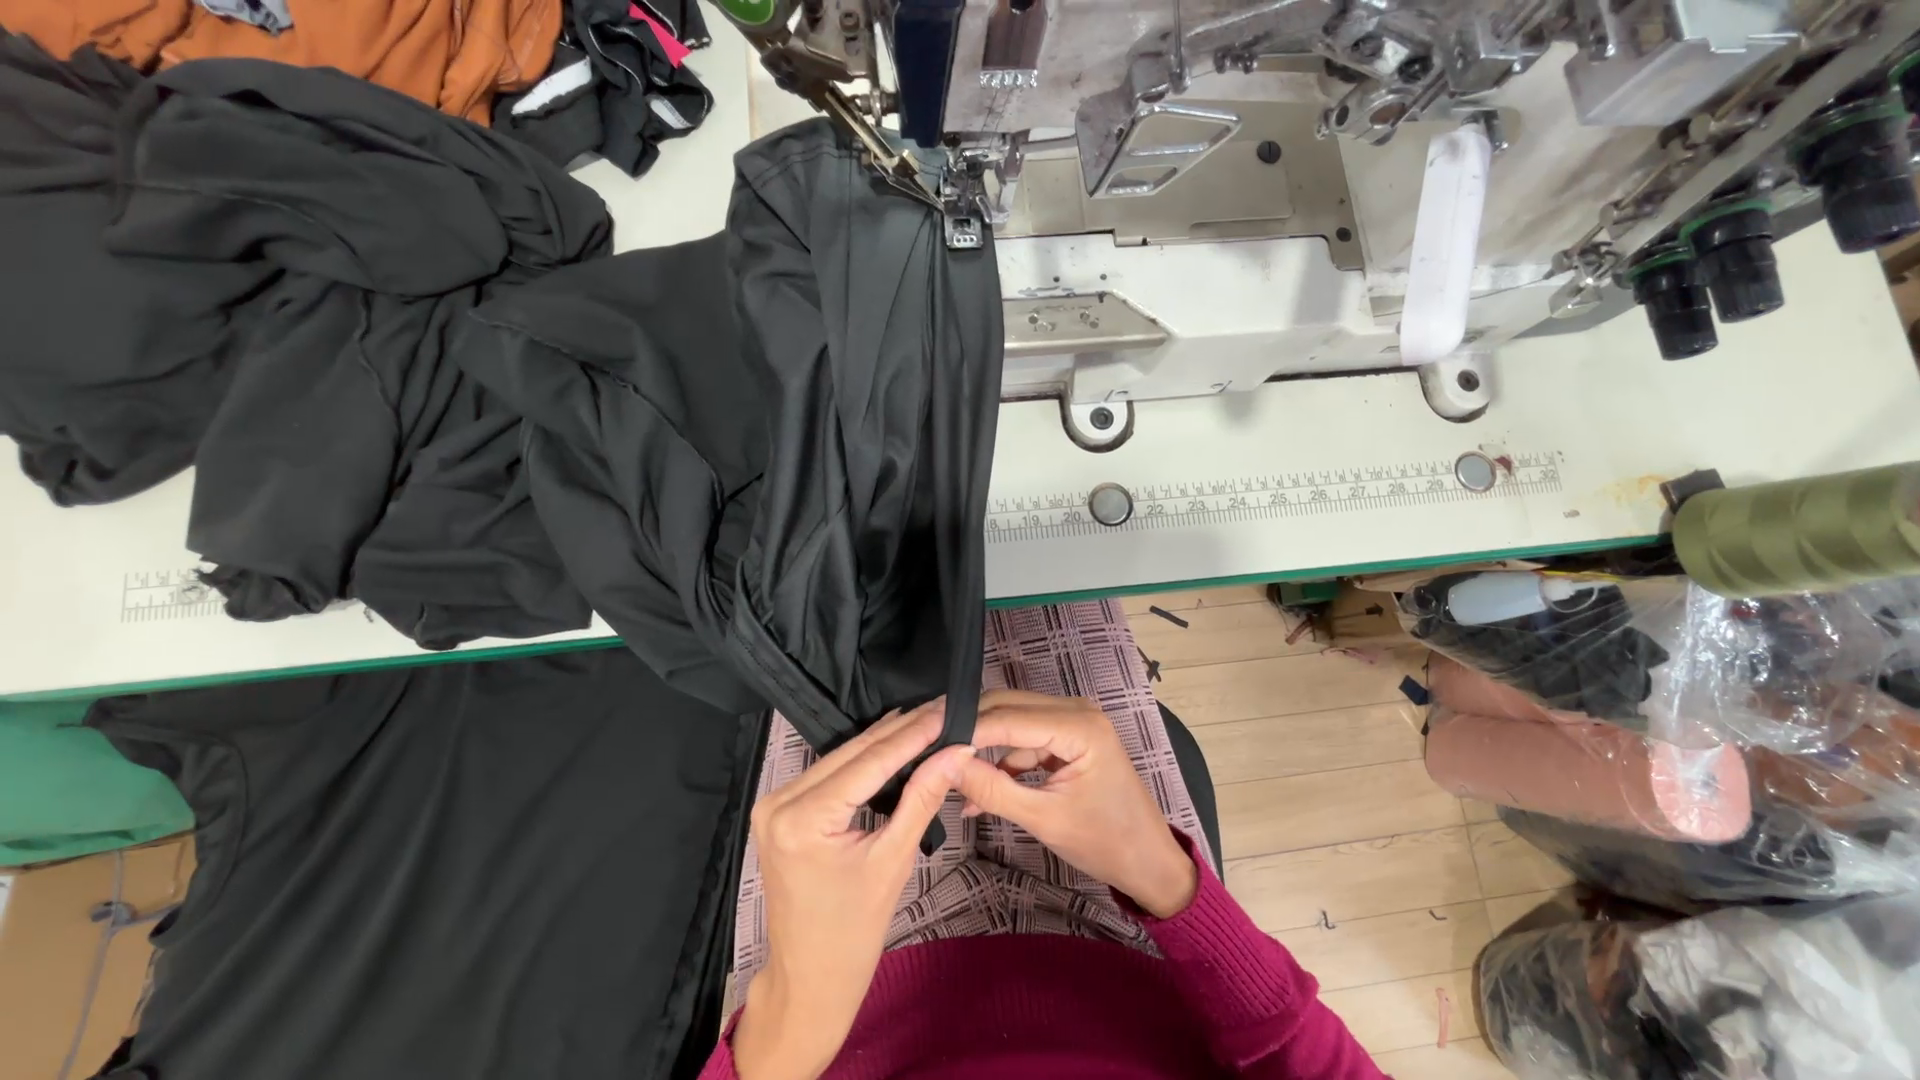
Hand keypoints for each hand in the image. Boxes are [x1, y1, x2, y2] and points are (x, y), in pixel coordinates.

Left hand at [732, 700, 972, 1079]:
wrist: (809, 977)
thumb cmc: (854, 931)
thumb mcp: (893, 861)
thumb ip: (922, 799)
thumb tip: (955, 752)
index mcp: (802, 819)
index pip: (868, 763)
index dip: (913, 735)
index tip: (947, 710)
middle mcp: (779, 801)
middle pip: (851, 754)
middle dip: (900, 731)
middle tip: (942, 708)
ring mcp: (773, 803)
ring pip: (839, 759)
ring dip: (882, 741)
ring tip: (925, 720)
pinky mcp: (778, 809)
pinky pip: (827, 774)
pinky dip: (861, 761)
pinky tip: (891, 744)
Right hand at [951, 689, 1197, 918]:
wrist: (1148, 862)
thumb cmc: (1105, 842)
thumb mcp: (1043, 818)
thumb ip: (993, 789)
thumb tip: (946, 766)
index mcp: (1079, 726)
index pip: (1007, 716)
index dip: (965, 729)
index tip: (926, 744)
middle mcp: (1076, 711)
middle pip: (1007, 706)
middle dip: (969, 729)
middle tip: (927, 748)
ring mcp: (1073, 722)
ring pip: (1012, 721)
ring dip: (982, 745)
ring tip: (946, 770)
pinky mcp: (1067, 739)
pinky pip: (1024, 739)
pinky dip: (1002, 761)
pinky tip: (976, 789)